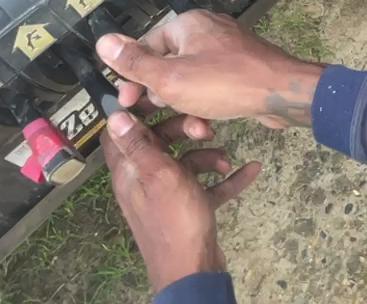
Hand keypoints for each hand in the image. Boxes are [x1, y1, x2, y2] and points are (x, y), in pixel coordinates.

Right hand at [97, 11, 325, 128]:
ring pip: (189, 79)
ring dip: (184, 105)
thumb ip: (135, 63)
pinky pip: (210, 85)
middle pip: (167, 63)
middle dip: (162, 94)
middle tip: (163, 114)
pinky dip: (205, 104)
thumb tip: (102, 40)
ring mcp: (226, 47)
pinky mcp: (240, 67)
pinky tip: (206, 125)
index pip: (146, 46)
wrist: (279, 92)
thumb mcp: (170, 77)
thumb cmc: (223, 83)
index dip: (133, 76)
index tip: (128, 104)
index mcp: (188, 24)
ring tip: (192, 125)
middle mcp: (207, 30)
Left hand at [102, 109, 261, 291]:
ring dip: (210, 155)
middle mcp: (147, 180)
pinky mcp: (191, 207)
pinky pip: (210, 184)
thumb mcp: (160, 175)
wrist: (194, 271)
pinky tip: (252, 168)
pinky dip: (229, 177)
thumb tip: (114, 115)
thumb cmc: (176, 220)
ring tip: (227, 159)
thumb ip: (140, 145)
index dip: (137, 111)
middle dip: (186, 129)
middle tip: (207, 128)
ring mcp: (169, 195)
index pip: (122, 134)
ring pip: (188, 160)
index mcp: (132, 172)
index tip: (161, 94)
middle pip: (162, 140)